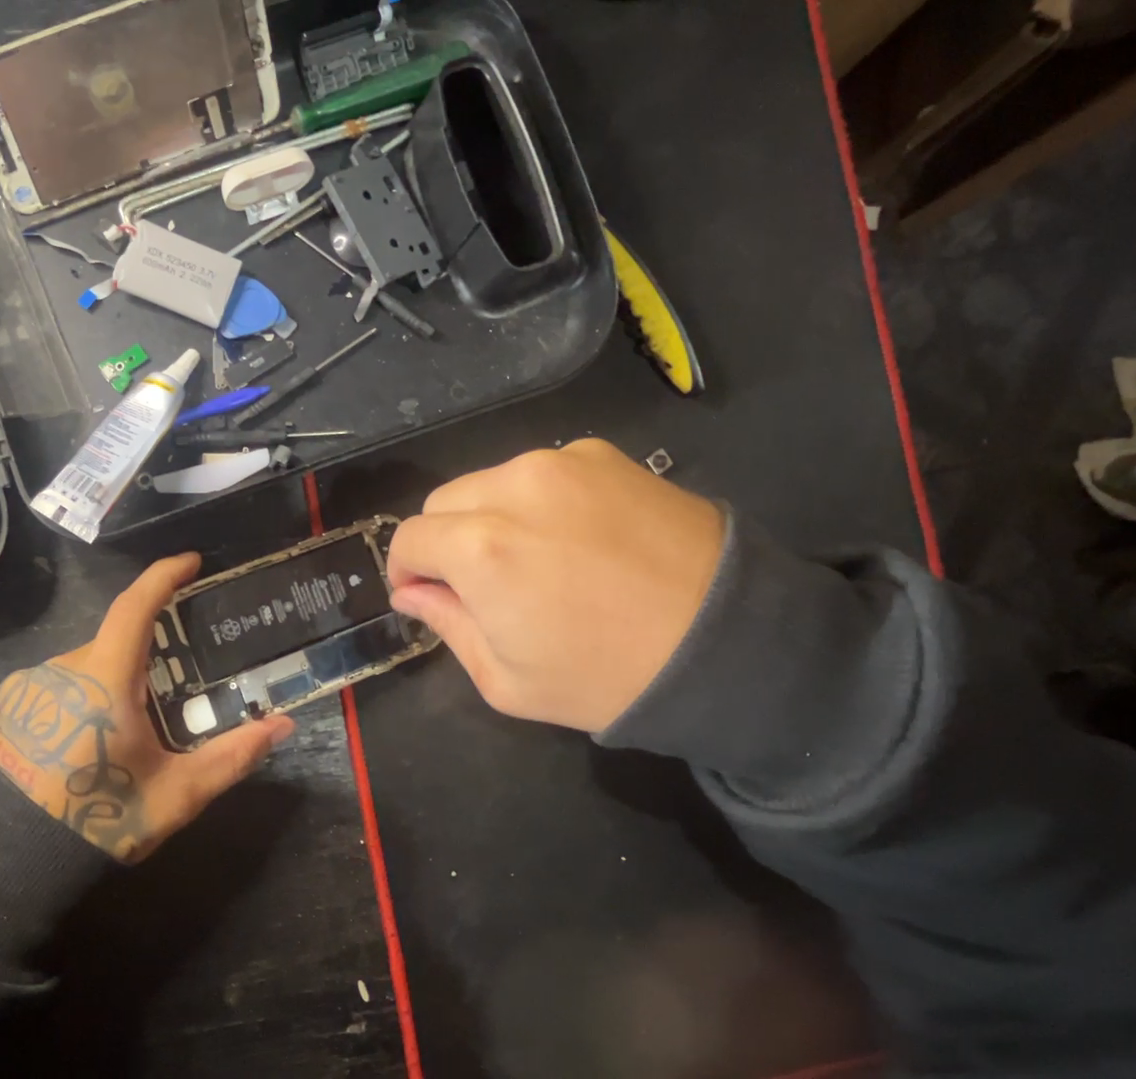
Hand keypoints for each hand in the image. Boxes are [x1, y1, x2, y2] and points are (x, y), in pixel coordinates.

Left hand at [0, 553, 295, 862]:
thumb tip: (283, 725)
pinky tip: (88, 744)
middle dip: (144, 659)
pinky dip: (81, 700)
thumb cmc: (101, 819)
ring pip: (85, 667)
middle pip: (114, 644)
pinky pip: (56, 687)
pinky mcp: (8, 706)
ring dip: (111, 686)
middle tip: (168, 701)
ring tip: (127, 737)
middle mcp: (61, 669)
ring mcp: (28, 686)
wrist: (13, 859)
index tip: (191, 562)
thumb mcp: (176, 794)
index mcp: (104, 679)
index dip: (163, 576)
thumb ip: (232, 756)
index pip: (135, 607)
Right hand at [386, 439, 725, 733]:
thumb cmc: (607, 676)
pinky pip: (542, 472)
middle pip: (442, 502)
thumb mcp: (507, 680)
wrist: (728, 642)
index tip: (425, 595)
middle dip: (444, 540)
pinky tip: (574, 536)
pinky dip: (537, 500)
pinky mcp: (604, 456)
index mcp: (479, 548)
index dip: (406, 570)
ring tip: (533, 557)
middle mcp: (512, 488)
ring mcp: (561, 464)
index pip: (408, 539)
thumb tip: (413, 592)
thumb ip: (446, 626)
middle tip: (479, 583)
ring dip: (488, 515)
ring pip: (489, 481)